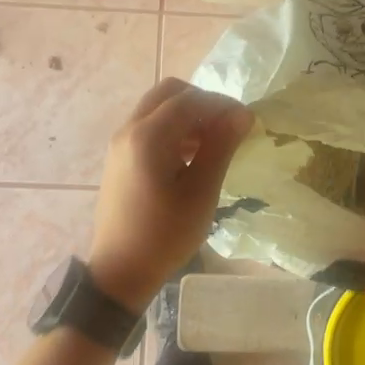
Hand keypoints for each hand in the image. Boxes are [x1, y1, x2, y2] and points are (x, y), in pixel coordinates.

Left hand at [88, 78, 253, 307]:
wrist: (120, 271)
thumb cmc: (165, 235)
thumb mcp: (201, 192)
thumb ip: (220, 147)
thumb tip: (242, 114)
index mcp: (148, 137)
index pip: (189, 101)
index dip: (221, 104)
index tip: (246, 122)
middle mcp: (128, 130)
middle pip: (168, 93)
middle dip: (201, 103)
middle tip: (225, 128)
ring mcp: (119, 143)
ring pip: (156, 108)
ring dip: (186, 115)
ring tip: (211, 145)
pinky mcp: (118, 157)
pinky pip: (147, 126)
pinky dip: (171, 128)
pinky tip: (189, 157)